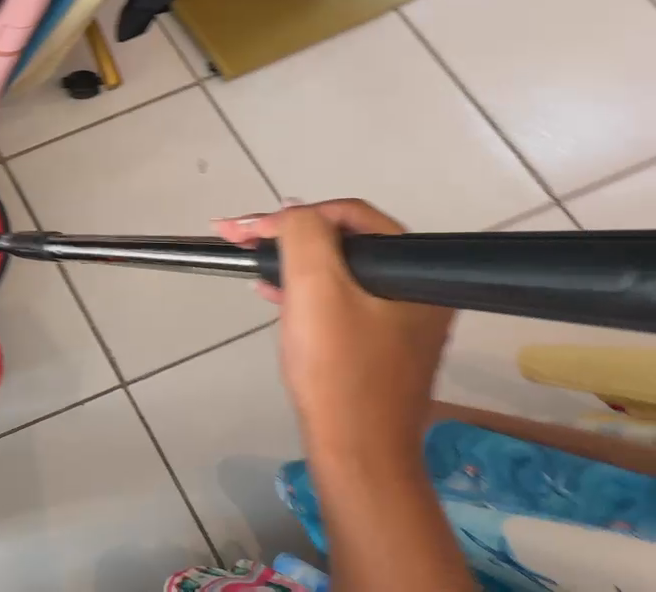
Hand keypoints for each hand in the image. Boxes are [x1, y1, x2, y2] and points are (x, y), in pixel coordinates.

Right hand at [213, 200, 454, 469]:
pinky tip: (274, 295)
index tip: (247, 232)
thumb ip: (303, 233)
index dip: (294, 216)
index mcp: (417, 275)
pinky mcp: (379, 340)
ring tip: (250, 266)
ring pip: (335, 268)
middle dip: (285, 236)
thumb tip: (293, 212)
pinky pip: (337, 295)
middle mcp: (418, 291)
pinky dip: (301, 288)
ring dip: (288, 260)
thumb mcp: (313, 286)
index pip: (351, 216)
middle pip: (342, 241)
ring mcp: (401, 318)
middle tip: (236, 240)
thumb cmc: (336, 363)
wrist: (354, 443)